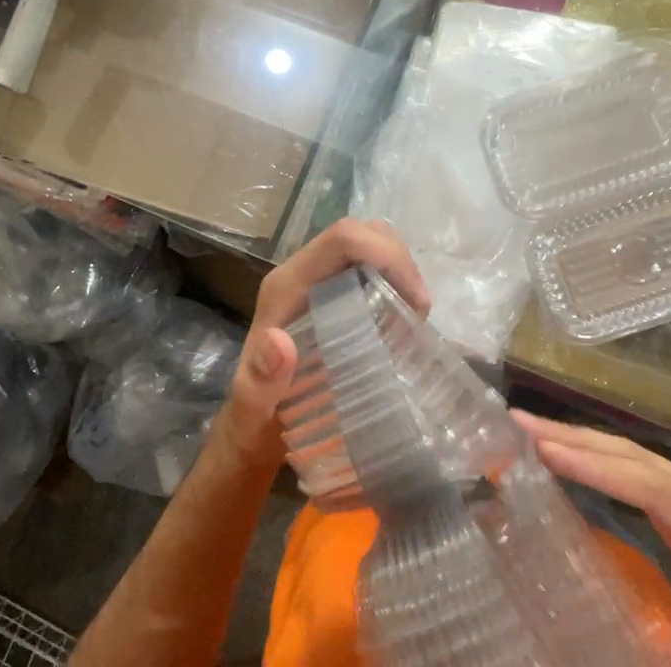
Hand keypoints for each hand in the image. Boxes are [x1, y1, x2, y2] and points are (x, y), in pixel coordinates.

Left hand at [213, 219, 429, 466]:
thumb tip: (279, 342)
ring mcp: (319, 283)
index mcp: (286, 288)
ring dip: (400, 274)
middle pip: (362, 234)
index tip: (416, 304)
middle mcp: (302, 275)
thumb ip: (259, 385)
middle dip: (400, 264)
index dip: (388, 256)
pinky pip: (372, 270)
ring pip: (370, 246)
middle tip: (418, 314)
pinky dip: (395, 287)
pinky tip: (402, 326)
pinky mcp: (334, 297)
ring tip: (412, 321)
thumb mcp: (252, 415)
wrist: (253, 437)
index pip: (343, 240)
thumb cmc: (255, 425)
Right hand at [513, 413, 670, 666]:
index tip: (548, 454)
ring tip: (528, 430)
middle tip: (518, 424)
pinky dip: (596, 461)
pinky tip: (564, 459)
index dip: (602, 469)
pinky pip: (636, 479)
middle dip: (579, 438)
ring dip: (582, 441)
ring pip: (635, 461)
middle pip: (640, 460)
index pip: (658, 489)